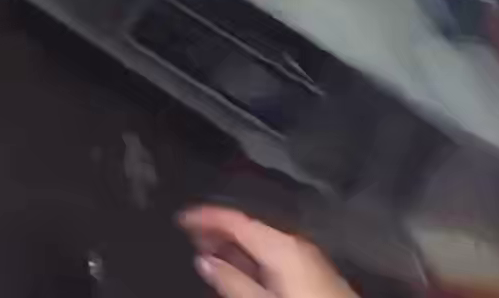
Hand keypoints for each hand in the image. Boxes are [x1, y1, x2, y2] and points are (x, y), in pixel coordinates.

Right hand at [178, 206, 357, 297]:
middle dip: (218, 233)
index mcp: (281, 246)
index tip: (179, 218)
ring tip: (211, 257)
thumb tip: (202, 259)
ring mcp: (310, 261)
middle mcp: (295, 245)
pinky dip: (254, 261)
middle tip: (190, 239)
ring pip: (262, 245)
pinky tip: (243, 275)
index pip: (234, 219)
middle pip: (248, 229)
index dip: (204, 216)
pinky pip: (276, 258)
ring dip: (235, 249)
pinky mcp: (319, 279)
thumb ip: (231, 282)